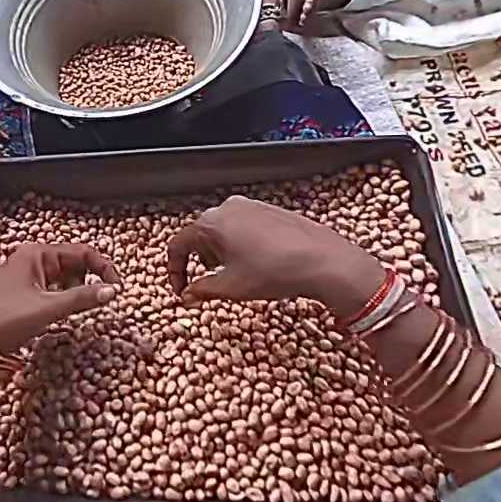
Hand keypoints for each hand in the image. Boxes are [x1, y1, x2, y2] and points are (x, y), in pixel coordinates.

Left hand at [0, 243, 121, 352]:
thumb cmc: (5, 321)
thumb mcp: (48, 309)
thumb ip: (82, 298)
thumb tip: (112, 291)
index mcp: (36, 253)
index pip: (82, 252)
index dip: (104, 268)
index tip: (118, 290)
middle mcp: (31, 259)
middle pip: (74, 264)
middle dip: (90, 280)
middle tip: (102, 302)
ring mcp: (26, 276)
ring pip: (64, 279)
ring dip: (76, 292)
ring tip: (79, 310)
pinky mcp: (24, 293)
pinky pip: (52, 290)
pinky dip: (63, 300)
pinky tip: (62, 313)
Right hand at [165, 196, 385, 313]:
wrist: (325, 262)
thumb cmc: (274, 272)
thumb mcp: (230, 288)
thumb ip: (201, 289)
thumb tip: (188, 294)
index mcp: (210, 223)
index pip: (178, 245)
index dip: (175, 272)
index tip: (182, 291)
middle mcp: (228, 208)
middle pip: (200, 236)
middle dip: (200, 262)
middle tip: (211, 284)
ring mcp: (252, 207)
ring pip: (223, 231)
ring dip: (222, 254)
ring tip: (238, 276)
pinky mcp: (271, 210)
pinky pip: (245, 227)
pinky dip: (242, 246)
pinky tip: (259, 265)